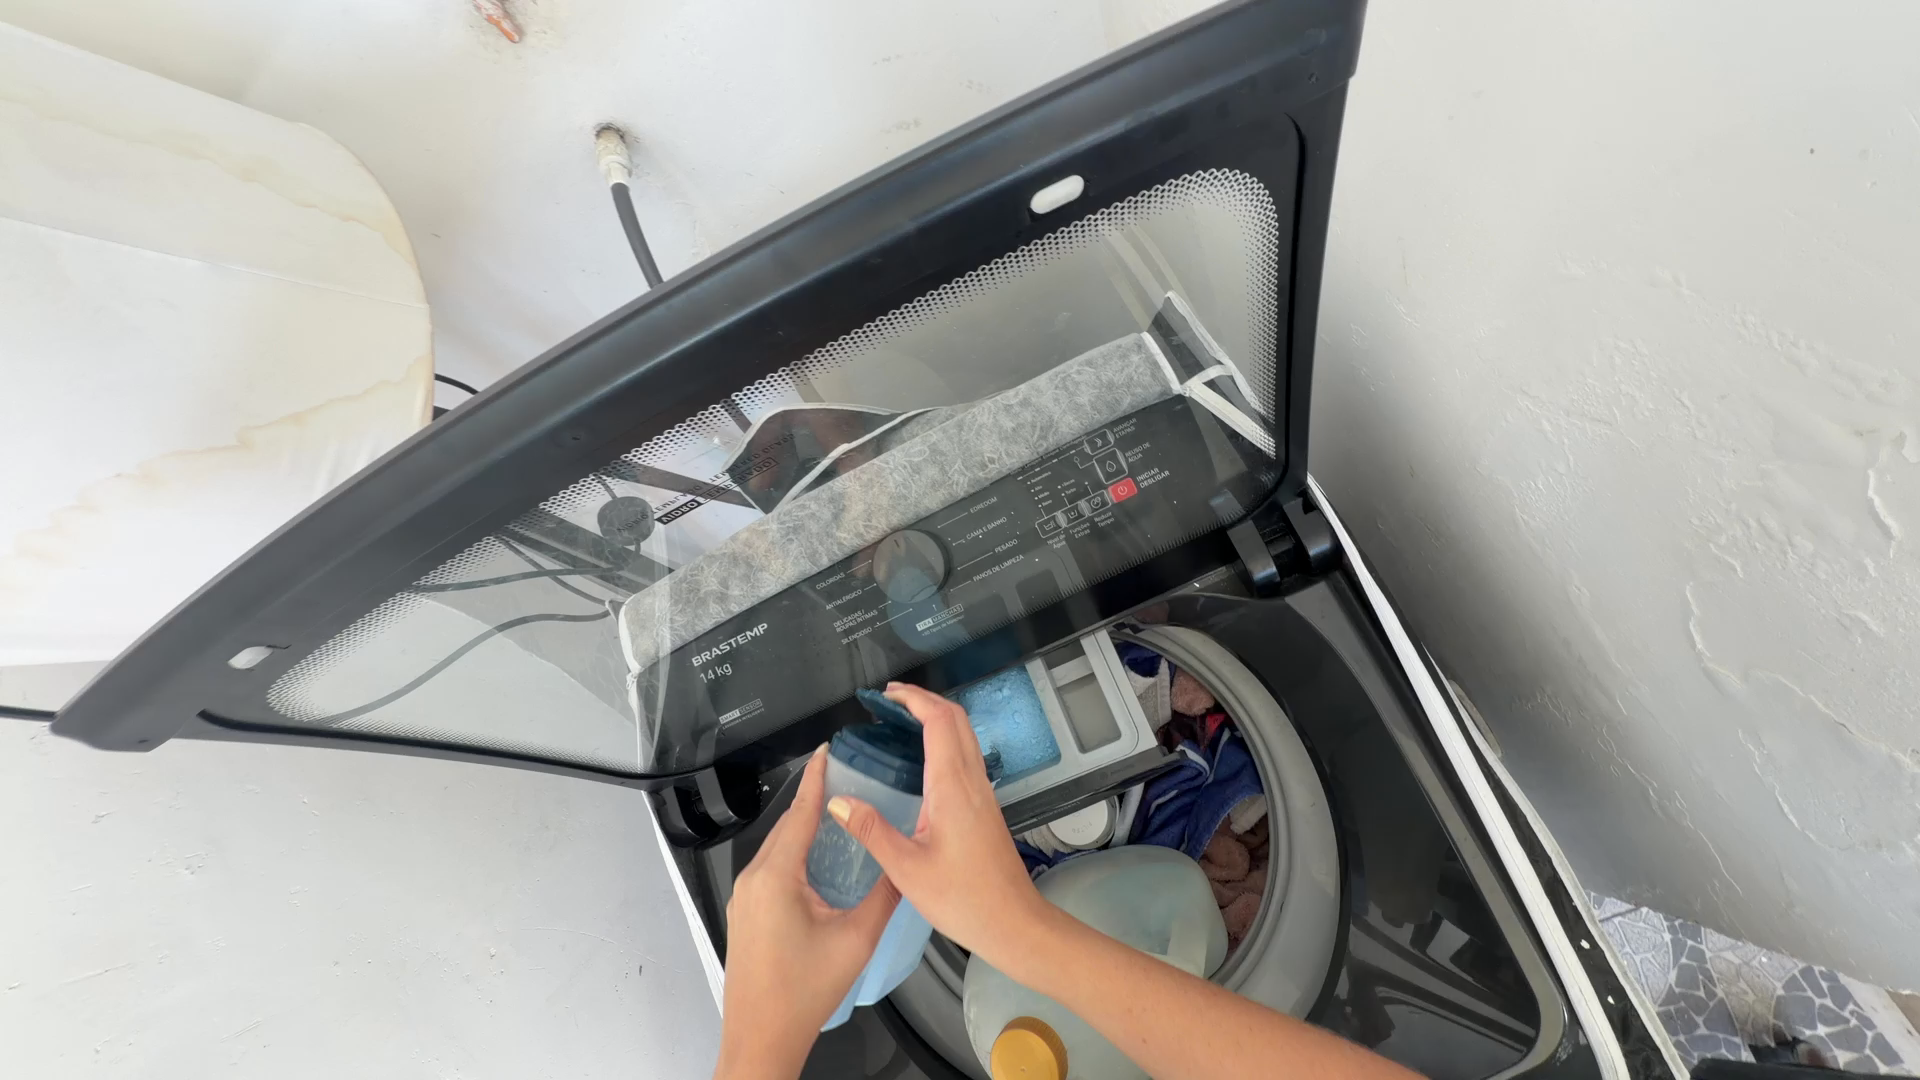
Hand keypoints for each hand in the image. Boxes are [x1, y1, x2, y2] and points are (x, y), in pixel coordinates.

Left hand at [714, 746, 900, 1079]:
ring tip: (835, 806)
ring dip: (804, 823)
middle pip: (787, 824)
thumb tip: (907, 863)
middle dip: (814, 796)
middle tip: (844, 774)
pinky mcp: (745, 912)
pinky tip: (816, 853)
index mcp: (777, 876)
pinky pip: (771, 866)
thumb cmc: (805, 992)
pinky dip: (795, 848)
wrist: (760, 1042)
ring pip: (778, 846)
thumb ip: (885, 894)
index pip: (800, 812)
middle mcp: (754, 878)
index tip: (828, 749)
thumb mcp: (857, 939)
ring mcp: (745, 896)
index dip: (816, 778)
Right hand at [826, 683, 1050, 971]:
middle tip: (890, 700)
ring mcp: (982, 789)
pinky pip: (965, 753)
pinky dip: (944, 738)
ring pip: (964, 734)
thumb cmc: (963, 899)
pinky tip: (922, 757)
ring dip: (936, 716)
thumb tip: (838, 801)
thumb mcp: (906, 869)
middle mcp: (971, 778)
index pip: (938, 720)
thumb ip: (871, 830)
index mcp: (952, 785)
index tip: (886, 694)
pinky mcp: (984, 803)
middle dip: (924, 699)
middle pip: (955, 718)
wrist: (1014, 922)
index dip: (914, 699)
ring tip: (902, 720)